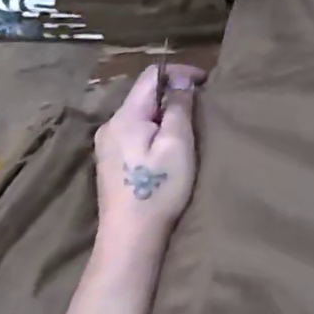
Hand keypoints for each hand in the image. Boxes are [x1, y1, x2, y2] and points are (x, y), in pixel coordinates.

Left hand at [93, 63, 203, 251]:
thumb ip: (178, 107)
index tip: (206, 81)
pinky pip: (134, 130)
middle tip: (200, 104)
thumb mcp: (177, 144)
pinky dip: (154, 128)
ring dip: (164, 112)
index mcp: (125, 116)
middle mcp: (110, 124)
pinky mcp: (110, 161)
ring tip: (187, 125)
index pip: (151, 75)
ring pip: (140, 113)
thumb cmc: (157, 189)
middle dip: (172, 93)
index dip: (179, 72)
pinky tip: (167, 145)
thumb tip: (181, 80)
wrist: (129, 240)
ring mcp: (107, 144)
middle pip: (144, 94)